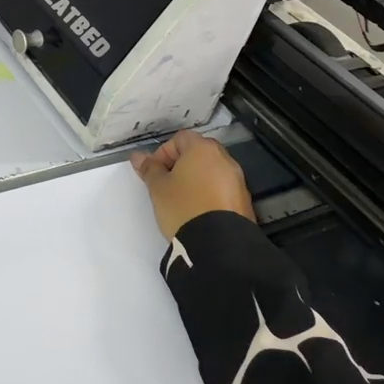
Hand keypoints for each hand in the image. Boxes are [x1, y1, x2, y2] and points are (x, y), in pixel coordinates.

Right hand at [130, 129, 254, 237]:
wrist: (219, 246)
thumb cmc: (183, 207)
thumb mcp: (158, 188)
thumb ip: (149, 169)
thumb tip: (139, 157)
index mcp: (203, 149)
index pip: (179, 138)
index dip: (163, 153)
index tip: (155, 172)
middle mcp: (224, 159)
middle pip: (198, 153)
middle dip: (180, 165)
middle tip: (167, 184)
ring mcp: (238, 181)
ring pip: (211, 172)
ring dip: (196, 180)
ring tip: (183, 201)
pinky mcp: (245, 202)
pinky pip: (222, 189)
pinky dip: (210, 195)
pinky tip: (199, 212)